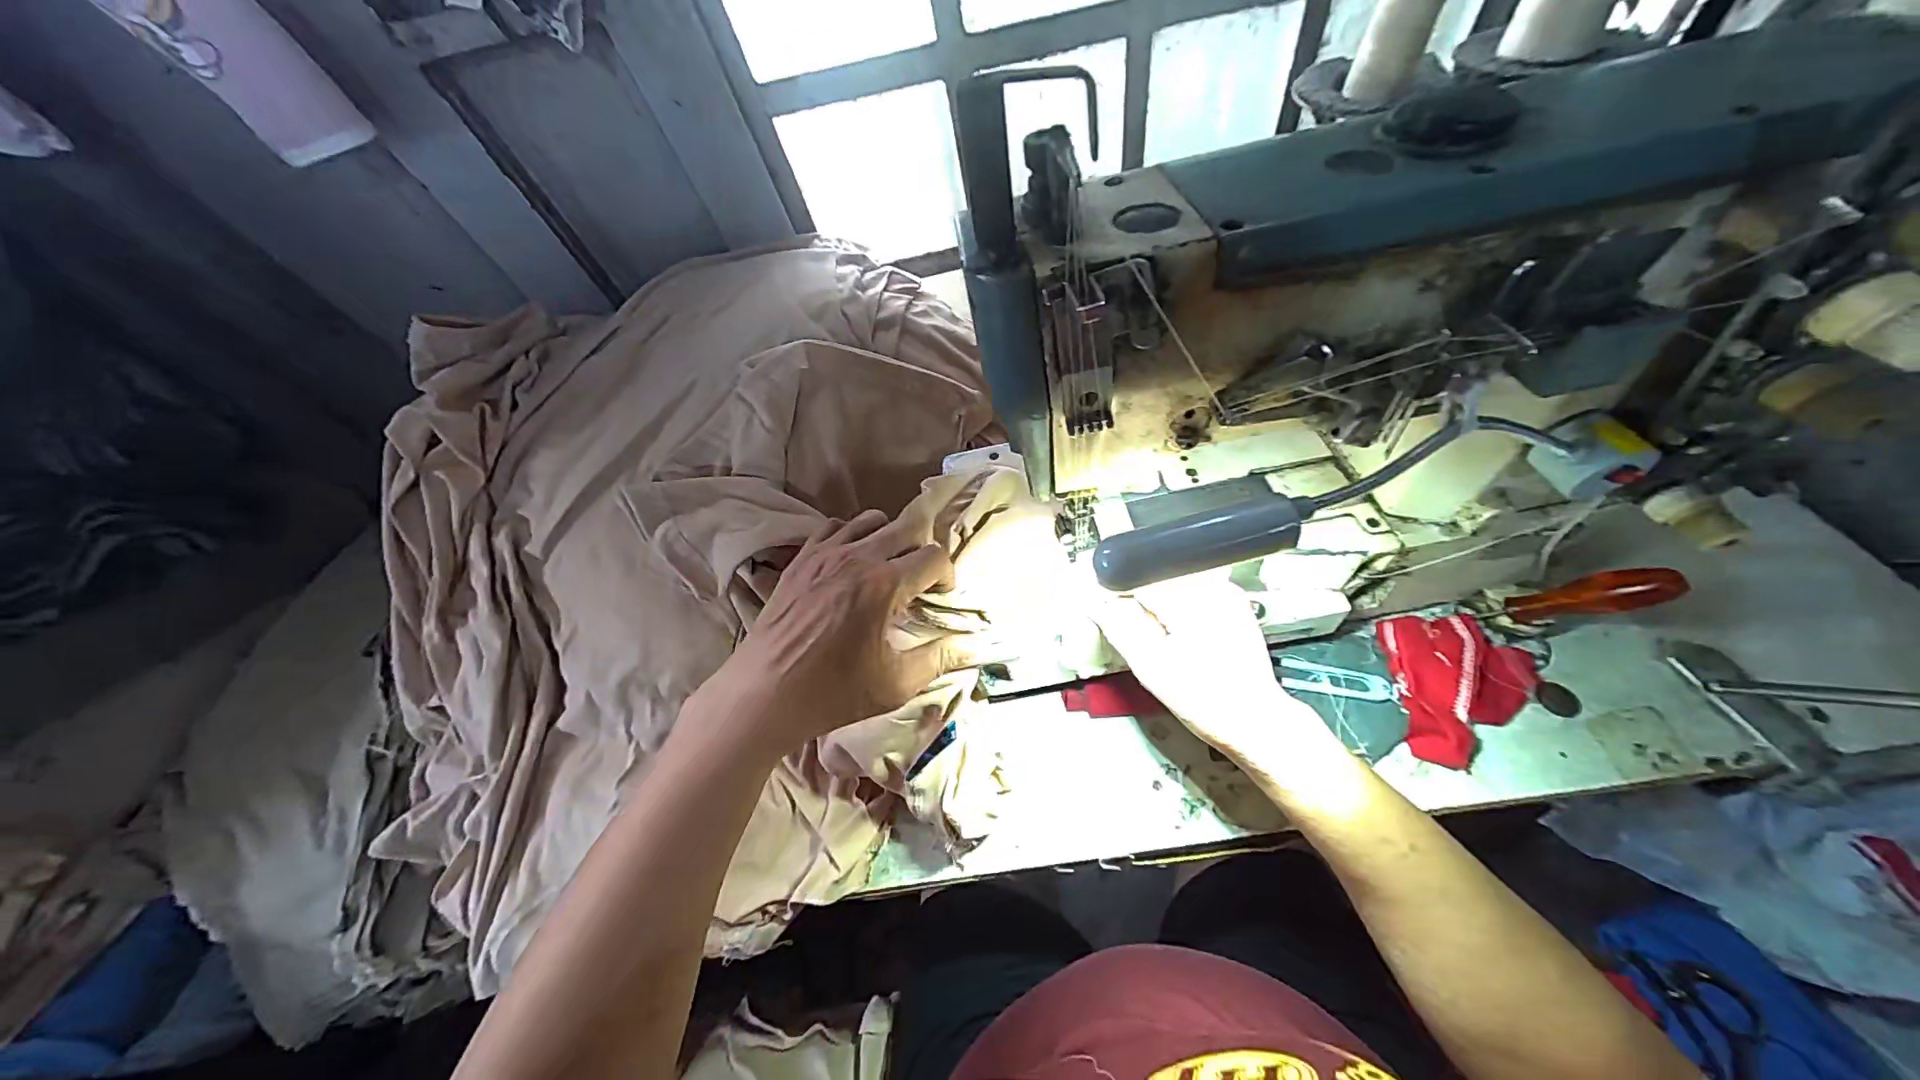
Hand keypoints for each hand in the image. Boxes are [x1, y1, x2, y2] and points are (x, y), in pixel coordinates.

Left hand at [698, 509, 980, 755]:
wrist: (765, 694)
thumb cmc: (833, 693)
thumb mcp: (896, 684)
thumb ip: (940, 658)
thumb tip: (972, 645)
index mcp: (884, 585)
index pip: (933, 555)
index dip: (946, 574)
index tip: (940, 597)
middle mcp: (856, 557)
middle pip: (906, 527)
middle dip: (922, 549)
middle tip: (920, 578)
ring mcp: (823, 554)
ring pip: (870, 520)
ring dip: (889, 538)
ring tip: (887, 567)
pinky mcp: (800, 560)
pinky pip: (833, 526)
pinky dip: (851, 536)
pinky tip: (850, 563)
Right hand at [1087, 572, 1327, 761]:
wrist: (1255, 721)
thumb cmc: (1206, 701)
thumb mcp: (1150, 667)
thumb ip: (1118, 626)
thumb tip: (1095, 601)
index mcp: (1190, 598)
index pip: (1136, 578)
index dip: (1115, 595)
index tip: (1108, 615)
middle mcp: (1212, 587)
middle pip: (1154, 578)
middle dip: (1138, 602)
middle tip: (1142, 640)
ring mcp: (1226, 594)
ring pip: (1172, 586)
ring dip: (1159, 606)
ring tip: (1165, 642)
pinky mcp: (1234, 605)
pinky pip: (1192, 595)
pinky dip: (1179, 611)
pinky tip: (1183, 640)